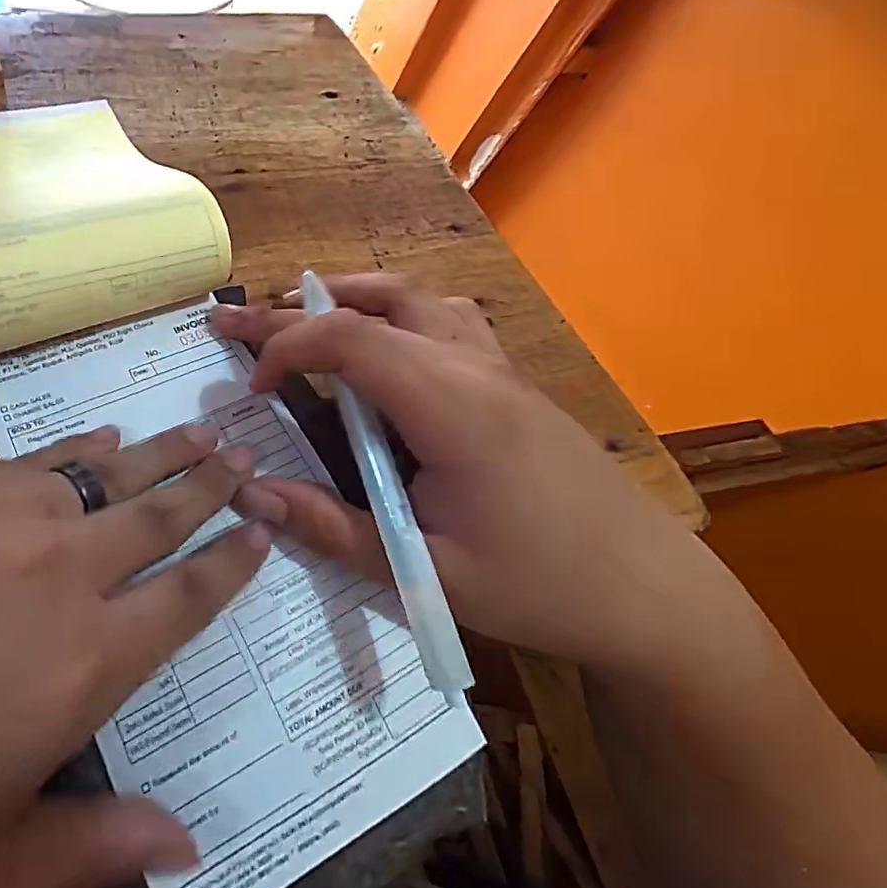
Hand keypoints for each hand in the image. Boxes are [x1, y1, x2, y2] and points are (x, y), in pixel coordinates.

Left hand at [0, 425, 267, 887]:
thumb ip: (81, 849)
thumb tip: (188, 843)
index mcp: (76, 673)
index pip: (187, 600)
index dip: (232, 564)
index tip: (262, 529)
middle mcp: (51, 577)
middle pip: (156, 516)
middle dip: (208, 486)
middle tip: (242, 455)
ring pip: (99, 474)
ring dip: (153, 456)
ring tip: (192, 434)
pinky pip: (25, 460)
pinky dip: (72, 450)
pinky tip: (93, 441)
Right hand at [211, 274, 720, 672]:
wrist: (649, 590)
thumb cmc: (539, 587)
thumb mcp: (426, 570)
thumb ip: (333, 528)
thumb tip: (253, 494)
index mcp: (453, 407)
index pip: (351, 338)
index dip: (287, 347)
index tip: (255, 388)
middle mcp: (476, 367)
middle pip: (375, 302)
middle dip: (296, 308)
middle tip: (237, 319)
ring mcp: (500, 368)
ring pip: (416, 298)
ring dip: (352, 298)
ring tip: (304, 317)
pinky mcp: (512, 382)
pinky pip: (446, 319)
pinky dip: (397, 314)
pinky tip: (386, 349)